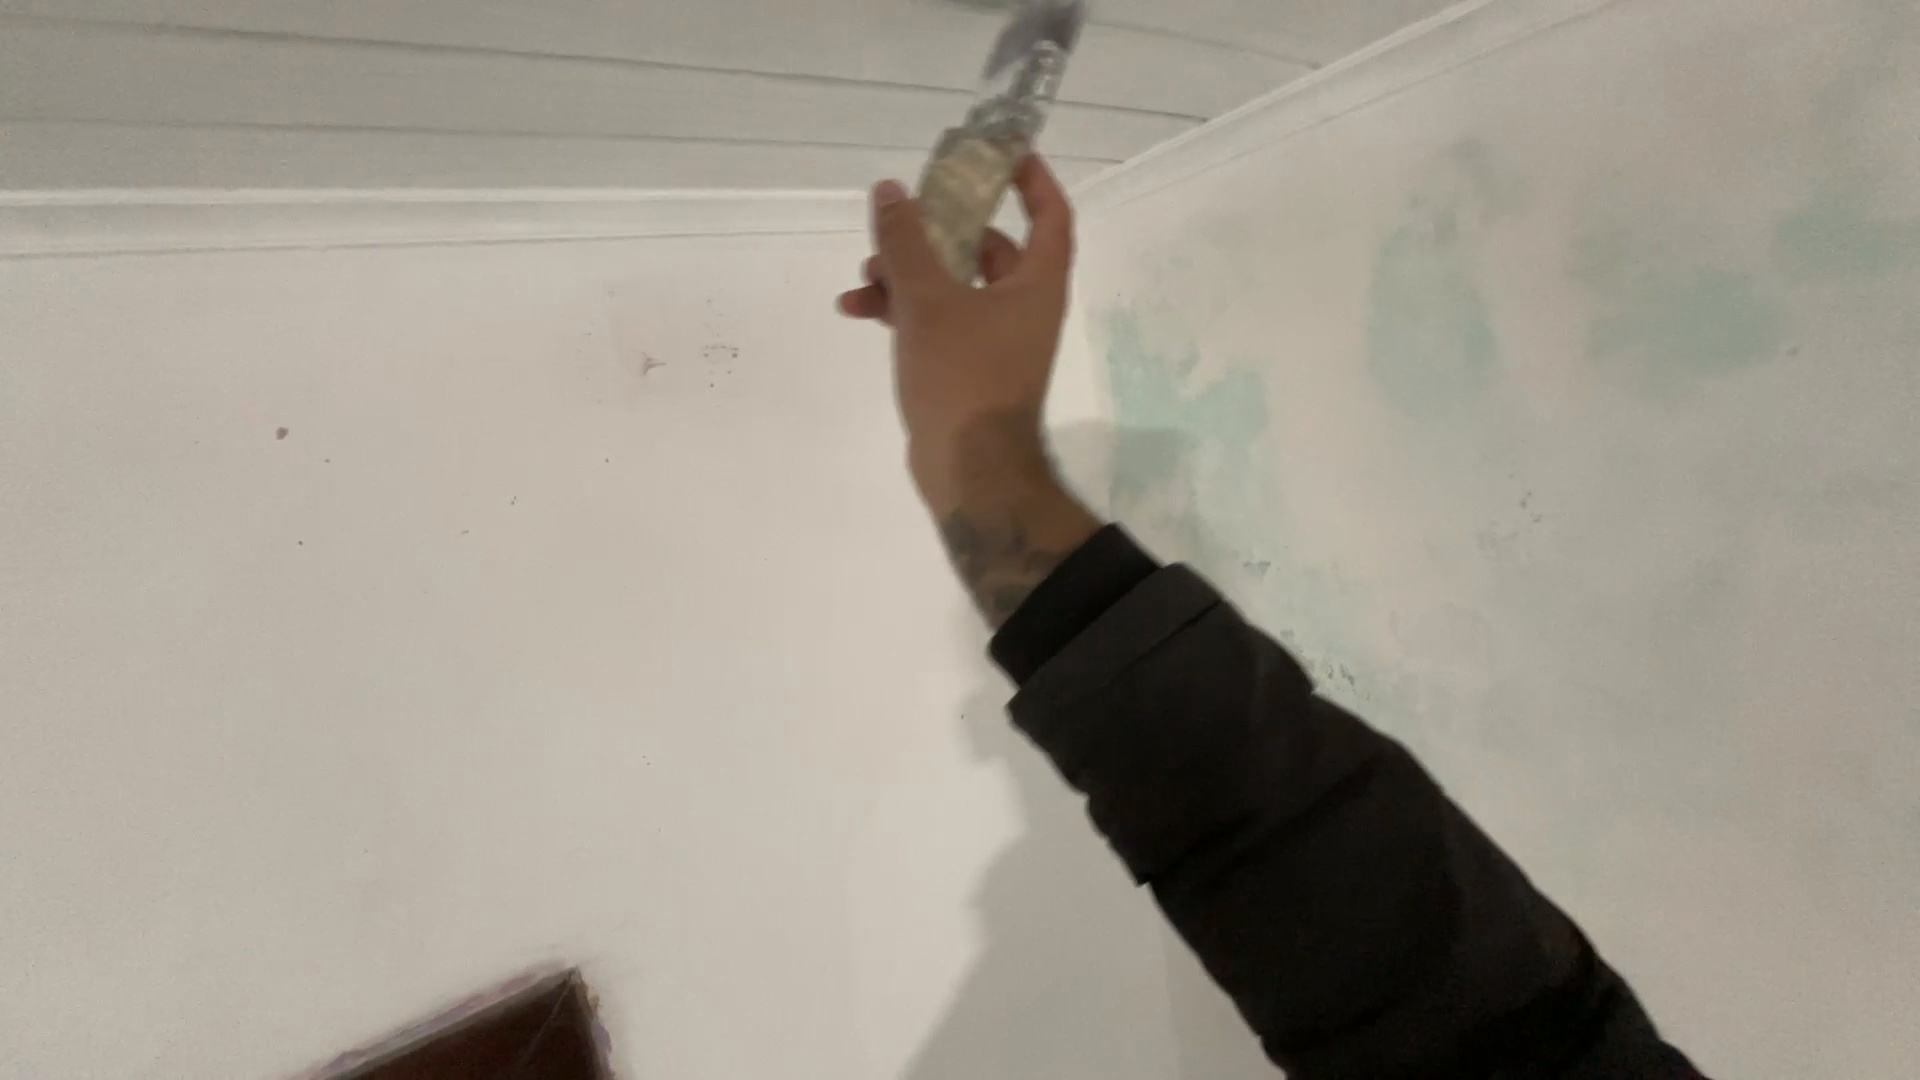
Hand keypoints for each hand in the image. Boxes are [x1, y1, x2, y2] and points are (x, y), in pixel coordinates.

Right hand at [838, 155, 1099, 626]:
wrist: (969, 472)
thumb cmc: (962, 378)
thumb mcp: (928, 301)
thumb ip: (906, 242)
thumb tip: (890, 191)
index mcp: (1036, 285)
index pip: (1050, 214)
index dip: (1031, 177)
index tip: (1000, 151)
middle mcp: (1023, 309)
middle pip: (987, 248)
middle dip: (938, 231)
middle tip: (900, 220)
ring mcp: (995, 343)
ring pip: (953, 288)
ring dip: (909, 276)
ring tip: (863, 277)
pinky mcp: (967, 371)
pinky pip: (937, 324)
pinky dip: (904, 314)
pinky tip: (858, 311)